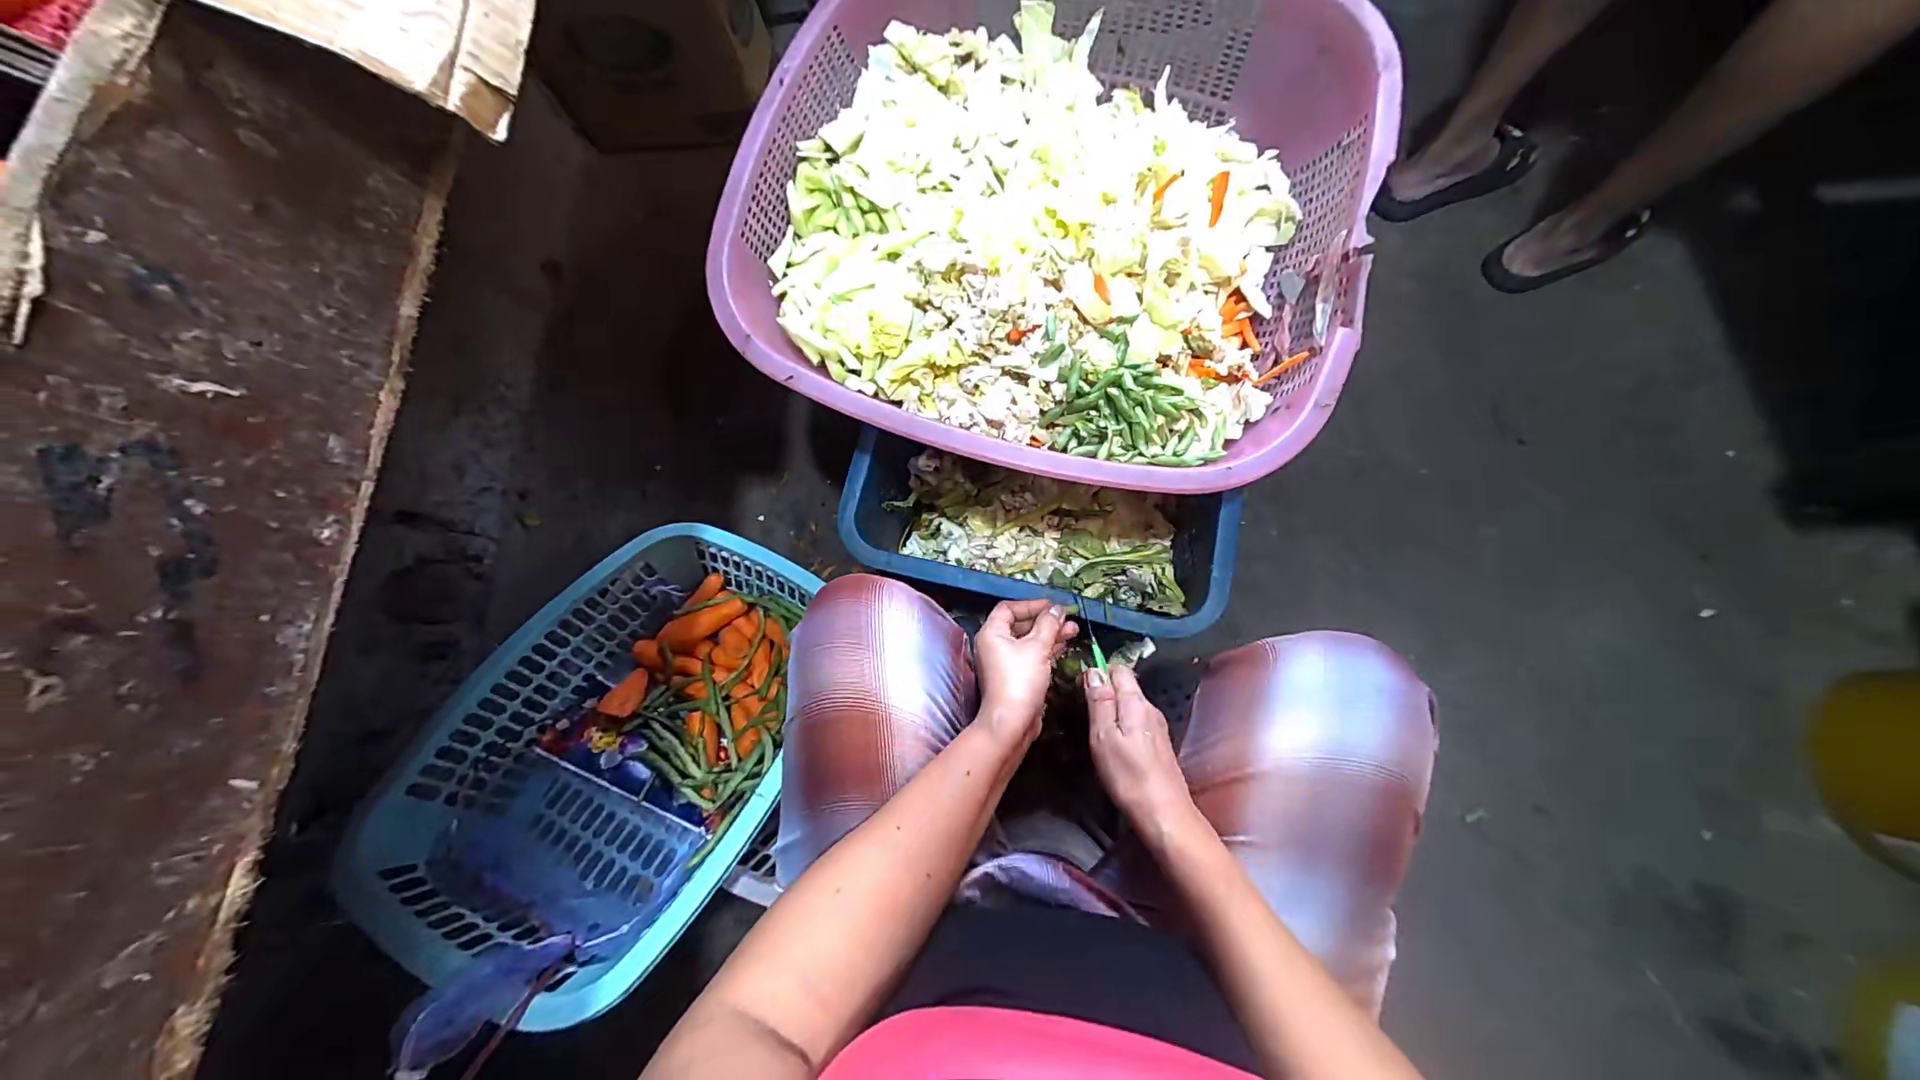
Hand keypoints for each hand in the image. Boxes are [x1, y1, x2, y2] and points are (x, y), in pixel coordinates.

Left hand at [972, 599, 1077, 746]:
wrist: (1011, 722)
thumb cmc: (1020, 680)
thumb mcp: (1037, 647)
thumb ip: (1049, 625)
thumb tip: (1057, 609)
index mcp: (992, 633)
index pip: (1008, 608)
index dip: (1031, 604)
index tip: (1052, 606)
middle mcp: (994, 645)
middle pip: (1020, 624)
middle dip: (1045, 621)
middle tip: (1068, 619)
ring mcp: (1004, 662)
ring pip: (1028, 641)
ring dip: (1049, 634)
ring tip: (1073, 631)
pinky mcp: (1015, 676)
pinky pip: (1031, 655)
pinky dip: (1046, 649)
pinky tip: (1063, 646)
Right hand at [1086, 665, 1196, 838]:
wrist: (1163, 813)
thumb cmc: (1128, 775)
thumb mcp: (1103, 735)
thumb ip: (1099, 701)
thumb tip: (1094, 670)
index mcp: (1136, 702)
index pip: (1119, 669)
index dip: (1099, 671)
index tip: (1081, 687)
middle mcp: (1150, 708)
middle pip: (1126, 685)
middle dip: (1105, 689)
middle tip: (1084, 709)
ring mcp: (1157, 726)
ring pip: (1130, 704)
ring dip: (1113, 708)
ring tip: (1095, 726)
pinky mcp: (1159, 743)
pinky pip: (1136, 720)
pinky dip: (1122, 723)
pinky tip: (1114, 741)